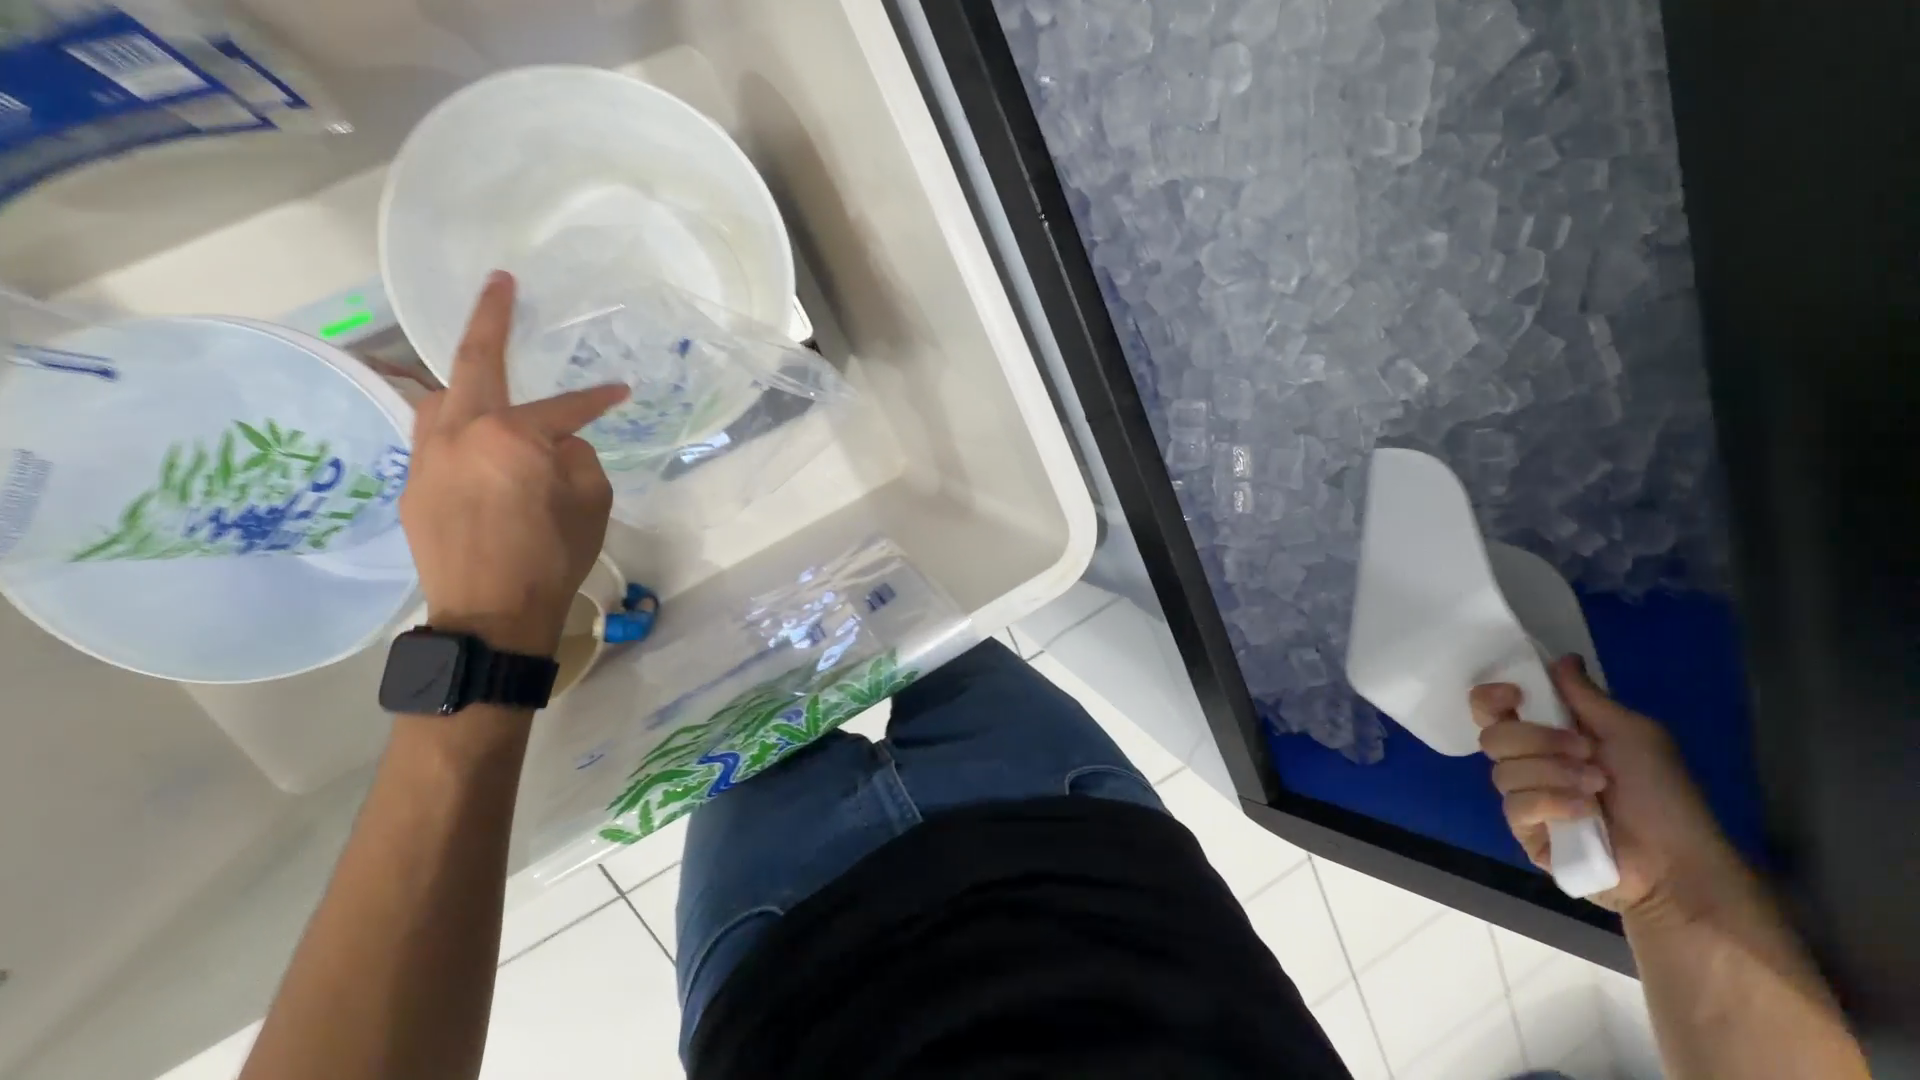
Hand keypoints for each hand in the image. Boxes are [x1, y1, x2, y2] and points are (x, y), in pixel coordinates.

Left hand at [400, 271, 628, 657]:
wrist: (489, 617)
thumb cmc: (551, 560)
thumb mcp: (591, 506)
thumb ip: (578, 459)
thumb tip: (558, 443)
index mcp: (512, 437)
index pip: (564, 408)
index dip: (596, 399)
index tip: (619, 392)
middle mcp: (460, 433)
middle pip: (471, 363)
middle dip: (488, 318)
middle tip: (498, 283)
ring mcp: (427, 458)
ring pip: (440, 398)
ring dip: (463, 379)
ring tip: (483, 374)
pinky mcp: (412, 486)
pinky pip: (433, 438)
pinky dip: (454, 425)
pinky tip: (472, 439)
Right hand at [1472, 656, 1740, 917]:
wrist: (1678, 861)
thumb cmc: (1663, 793)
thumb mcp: (1632, 733)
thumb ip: (1588, 697)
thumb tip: (1562, 658)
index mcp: (1548, 735)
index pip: (1491, 708)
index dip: (1492, 698)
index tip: (1515, 696)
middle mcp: (1529, 763)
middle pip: (1492, 735)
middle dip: (1538, 739)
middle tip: (1586, 750)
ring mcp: (1525, 798)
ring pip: (1503, 771)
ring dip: (1554, 773)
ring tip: (1597, 788)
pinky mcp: (1525, 832)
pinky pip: (1515, 807)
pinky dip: (1553, 803)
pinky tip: (1586, 813)